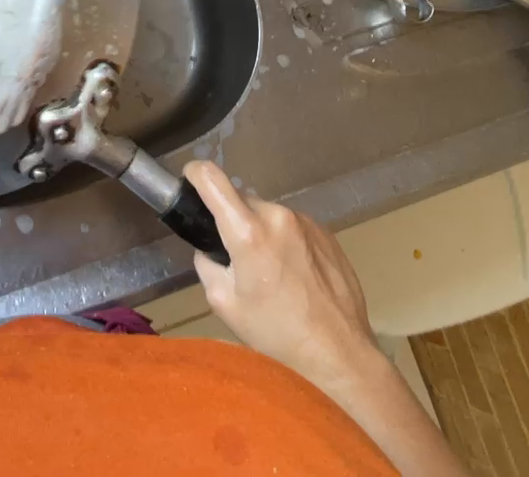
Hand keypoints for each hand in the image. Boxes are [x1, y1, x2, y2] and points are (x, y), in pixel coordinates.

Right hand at [184, 160, 381, 393]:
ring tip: (272, 272)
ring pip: (268, 215)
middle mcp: (277, 216)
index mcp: (248, 231)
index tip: (190, 183)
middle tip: (238, 259)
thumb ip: (208, 265)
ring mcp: (306, 222)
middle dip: (233, 221)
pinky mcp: (327, 233)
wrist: (339, 353)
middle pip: (241, 200)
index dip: (194, 174)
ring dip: (262, 232)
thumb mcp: (224, 303)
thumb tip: (211, 251)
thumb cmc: (276, 332)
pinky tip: (296, 275)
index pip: (212, 178)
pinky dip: (286, 242)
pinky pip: (293, 227)